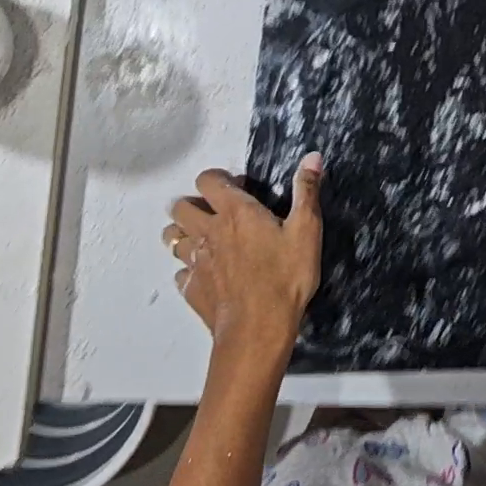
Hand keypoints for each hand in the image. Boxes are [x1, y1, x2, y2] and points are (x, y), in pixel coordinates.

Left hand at [163, 152, 323, 352]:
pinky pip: (180, 272)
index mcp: (235, 211)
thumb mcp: (307, 230)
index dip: (218, 179)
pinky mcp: (190, 289)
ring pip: (172, 238)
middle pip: (180, 207)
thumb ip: (306, 191)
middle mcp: (208, 231)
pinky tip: (207, 275)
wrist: (258, 330)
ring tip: (206, 241)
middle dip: (193, 205)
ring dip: (184, 234)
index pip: (207, 180)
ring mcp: (194, 262)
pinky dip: (189, 269)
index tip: (237, 189)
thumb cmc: (285, 276)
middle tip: (216, 214)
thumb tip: (312, 156)